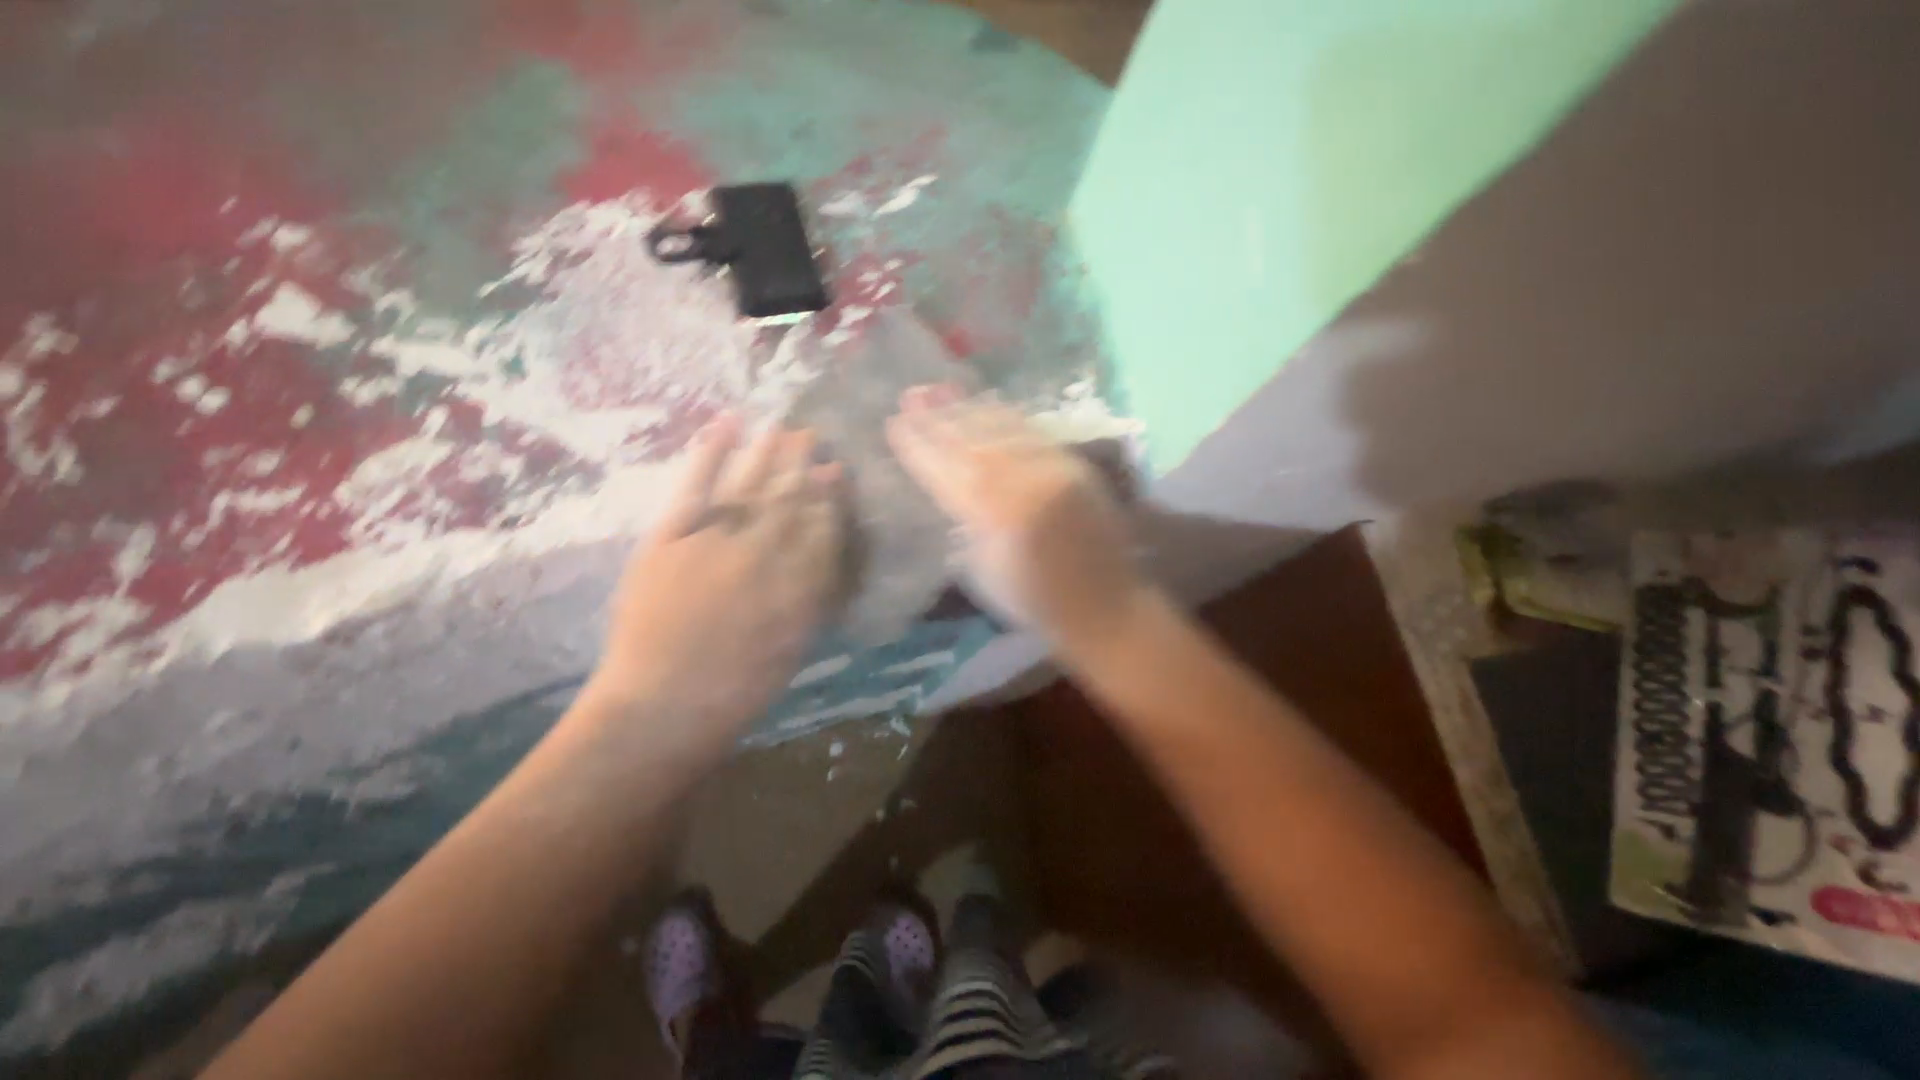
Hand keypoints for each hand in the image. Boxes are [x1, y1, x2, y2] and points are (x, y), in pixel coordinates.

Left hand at [582, 416, 844, 754]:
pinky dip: (712, 451)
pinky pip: (697, 484)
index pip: (821, 529)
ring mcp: (717, 540)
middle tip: (812, 433)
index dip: (830, 497)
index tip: (836, 471)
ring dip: (769, 452)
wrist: (662, 703)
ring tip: (784, 426)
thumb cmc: (732, 690)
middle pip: (790, 499)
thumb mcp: (789, 650)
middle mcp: (766, 554)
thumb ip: (808, 600)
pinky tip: (728, 423)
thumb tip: (821, 561)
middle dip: (803, 465)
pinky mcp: (673, 535)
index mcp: (798, 586)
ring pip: (752, 484)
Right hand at [886, 385, 1149, 648]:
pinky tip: (986, 403)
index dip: (919, 444)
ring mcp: (1052, 467)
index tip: (894, 423)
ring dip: (968, 409)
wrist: (1104, 606)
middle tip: (911, 395)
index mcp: (996, 512)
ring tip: (939, 391)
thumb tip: (946, 489)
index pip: (947, 468)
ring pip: (1003, 429)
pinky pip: (1032, 431)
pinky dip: (1005, 415)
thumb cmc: (1033, 602)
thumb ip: (963, 523)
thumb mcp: (981, 571)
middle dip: (939, 417)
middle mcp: (1025, 480)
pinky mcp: (1073, 463)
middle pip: (973, 440)